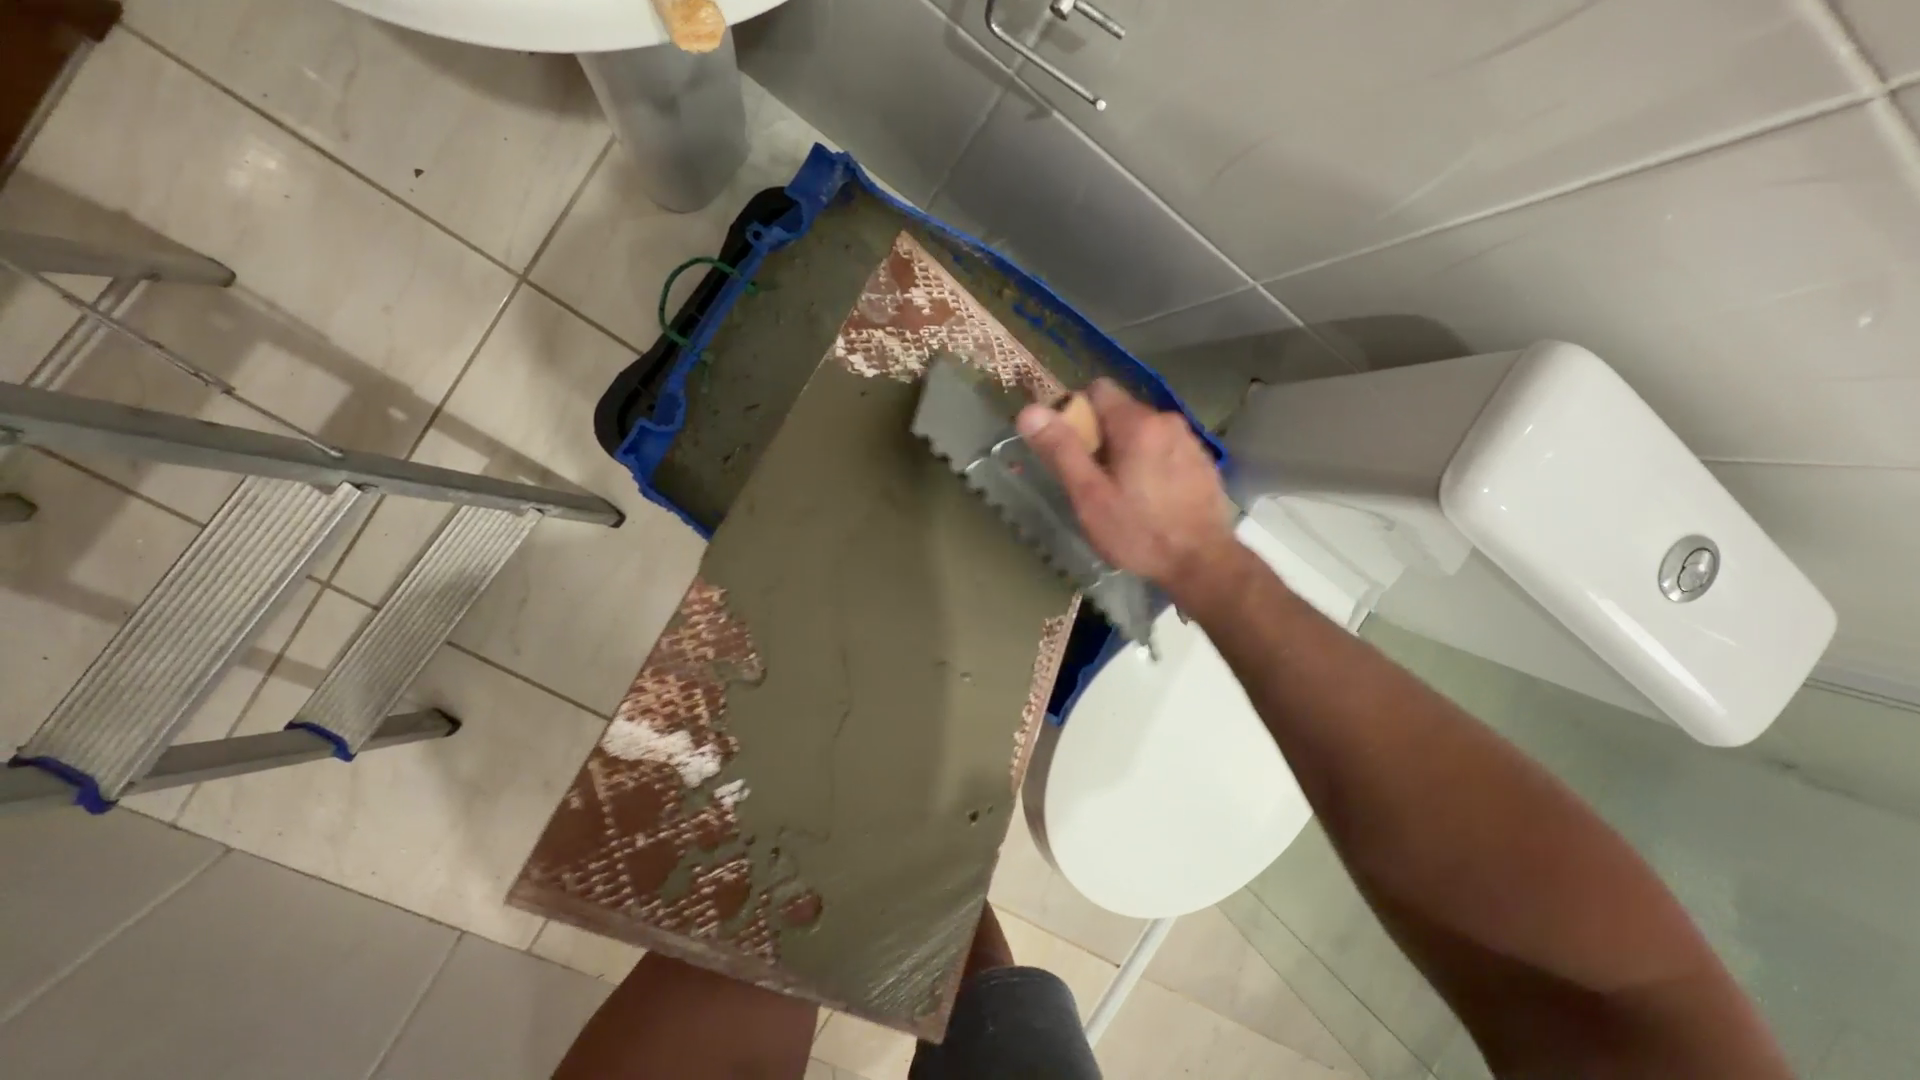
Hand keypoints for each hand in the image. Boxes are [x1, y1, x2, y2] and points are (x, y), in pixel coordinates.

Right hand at [1016, 379, 1236, 598]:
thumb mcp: (1090, 496)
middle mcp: (1167, 420)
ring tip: (1121, 494)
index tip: (1070, 449)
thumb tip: (1029, 411)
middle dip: (1101, 437)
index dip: (1076, 412)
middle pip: (1121, 412)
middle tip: (1092, 481)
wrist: (1203, 563)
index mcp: (1137, 423)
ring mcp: (1190, 441)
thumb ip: (1061, 450)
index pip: (1098, 390)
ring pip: (1145, 432)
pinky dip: (1151, 464)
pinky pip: (1166, 450)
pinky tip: (1150, 500)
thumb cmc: (1139, 532)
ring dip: (1127, 452)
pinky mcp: (1203, 463)